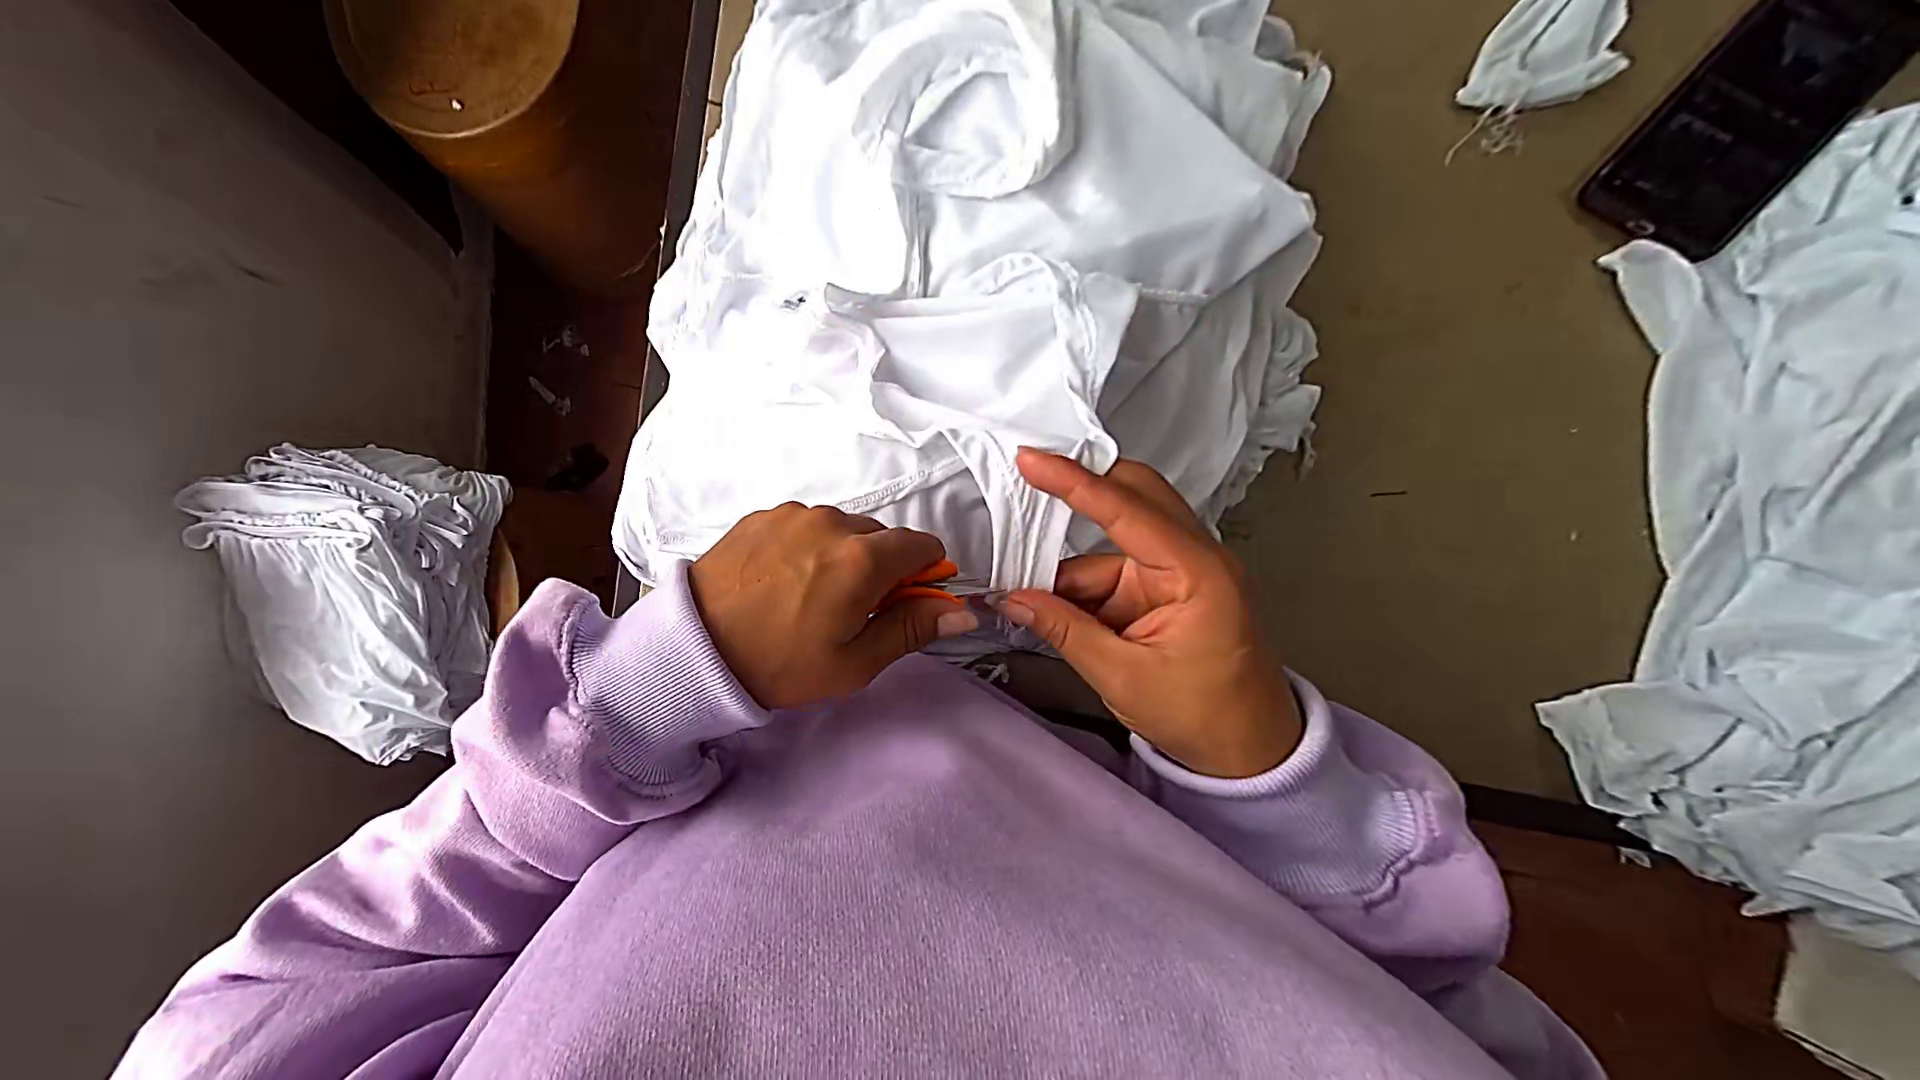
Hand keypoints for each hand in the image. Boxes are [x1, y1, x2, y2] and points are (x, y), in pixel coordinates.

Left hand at [688, 504, 977, 708]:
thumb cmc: (777, 665)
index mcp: (863, 559)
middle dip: (881, 568)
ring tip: (811, 595)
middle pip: (883, 537)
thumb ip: (913, 627)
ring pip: (844, 529)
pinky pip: (806, 525)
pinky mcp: (764, 516)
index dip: (925, 573)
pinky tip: (784, 580)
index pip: (923, 545)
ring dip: (844, 555)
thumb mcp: (855, 662)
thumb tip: (961, 612)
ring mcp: (794, 515)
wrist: (691, 651)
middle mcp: (832, 524)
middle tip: (853, 609)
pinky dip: (808, 547)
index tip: (908, 599)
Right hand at [1001, 449, 1300, 777]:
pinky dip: (1084, 591)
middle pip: (1132, 500)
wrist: (1250, 751)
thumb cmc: (1209, 718)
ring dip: (1072, 573)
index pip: (1127, 509)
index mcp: (1199, 571)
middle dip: (1079, 499)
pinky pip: (1116, 572)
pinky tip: (1060, 615)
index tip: (1033, 461)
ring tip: (1035, 604)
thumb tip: (1015, 599)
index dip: (1074, 482)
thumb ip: (1064, 630)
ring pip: (1113, 545)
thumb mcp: (1123, 676)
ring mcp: (1181, 572)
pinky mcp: (1168, 589)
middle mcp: (1195, 559)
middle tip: (1030, 492)